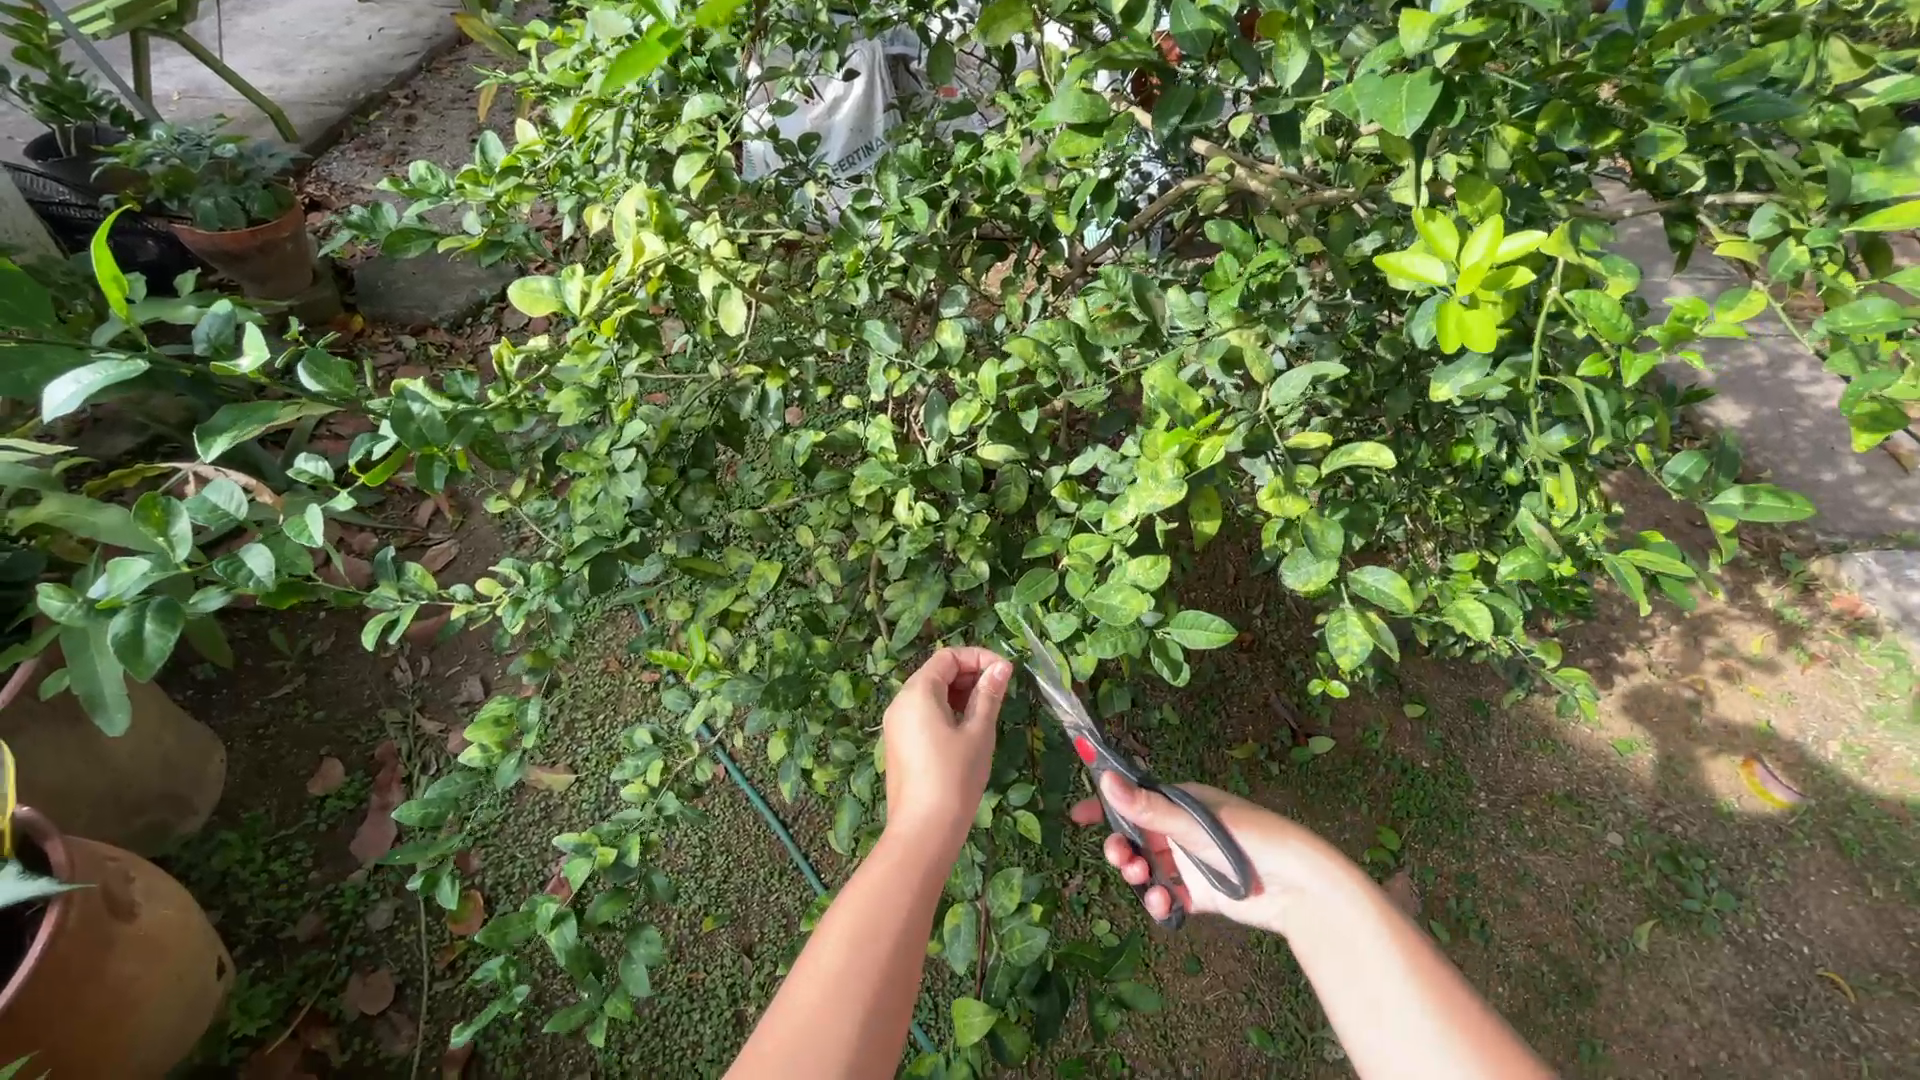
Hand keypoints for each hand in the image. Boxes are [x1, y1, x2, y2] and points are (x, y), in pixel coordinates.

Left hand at [882, 647, 1011, 847]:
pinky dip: (947, 710)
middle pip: (936, 672)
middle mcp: (900, 702)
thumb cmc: (956, 776)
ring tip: (988, 709)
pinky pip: (923, 713)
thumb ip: (989, 695)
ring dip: (960, 693)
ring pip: (930, 694)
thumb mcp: (979, 732)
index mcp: (917, 692)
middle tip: (1001, 690)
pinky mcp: (899, 743)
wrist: (924, 829)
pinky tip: (969, 728)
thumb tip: (1001, 668)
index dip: (978, 657)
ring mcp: (896, 724)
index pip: (947, 657)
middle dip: (970, 674)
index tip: (1005, 672)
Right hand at [1071, 772, 1333, 936]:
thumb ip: (1146, 808)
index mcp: (1181, 802)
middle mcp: (1182, 830)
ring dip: (1140, 877)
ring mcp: (1190, 863)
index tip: (1078, 818)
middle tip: (1120, 860)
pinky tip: (1165, 904)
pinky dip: (1160, 902)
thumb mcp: (1191, 823)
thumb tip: (1104, 779)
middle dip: (1122, 849)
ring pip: (1148, 869)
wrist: (1298, 885)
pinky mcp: (1200, 894)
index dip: (1105, 807)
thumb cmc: (1246, 839)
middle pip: (1136, 838)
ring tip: (1146, 885)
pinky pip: (1167, 897)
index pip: (1134, 799)